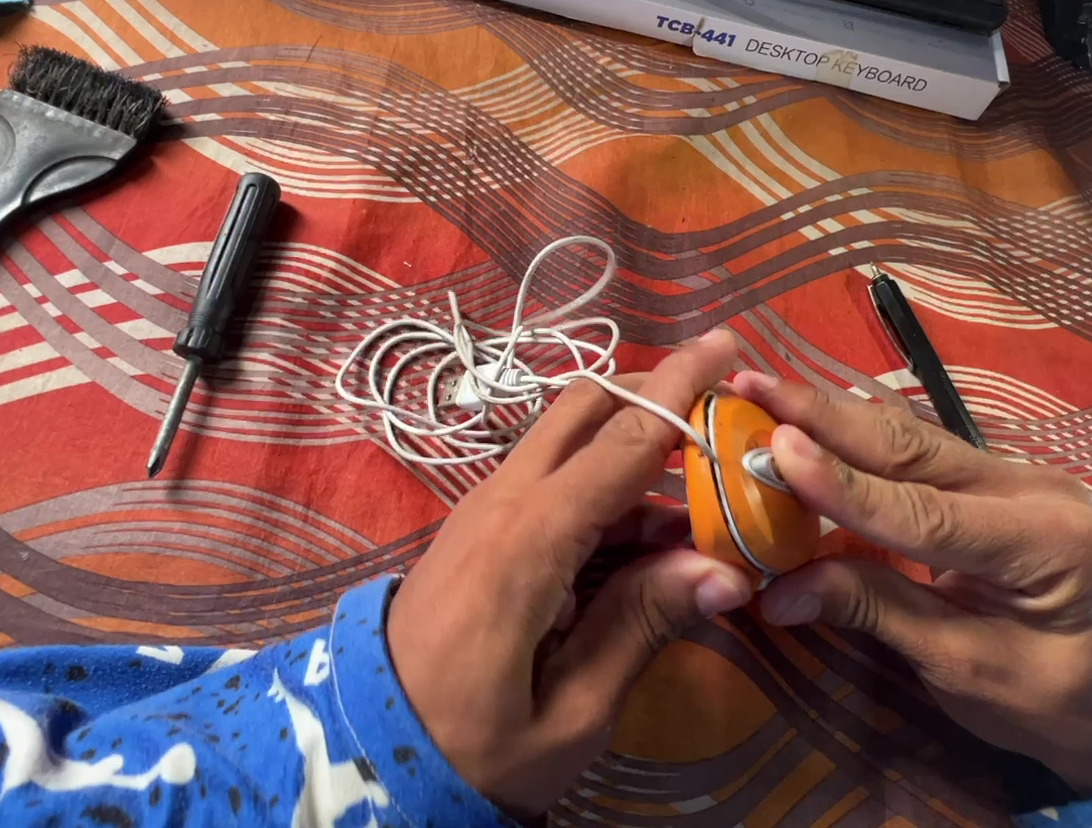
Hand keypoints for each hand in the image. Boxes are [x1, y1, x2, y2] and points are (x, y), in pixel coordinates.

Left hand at [386, 331, 756, 817]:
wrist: (364, 747)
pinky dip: (609, 483)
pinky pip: (555, 476)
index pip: (621, 440)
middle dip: (654, 393)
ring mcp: (489, 504)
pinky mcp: (485, 521)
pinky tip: (648, 537)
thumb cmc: (468, 746)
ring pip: (570, 436)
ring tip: (703, 503)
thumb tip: (726, 571)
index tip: (727, 345)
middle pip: (586, 406)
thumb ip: (642, 627)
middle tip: (721, 415)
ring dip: (636, 445)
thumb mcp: (570, 713)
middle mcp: (506, 498)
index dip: (680, 389)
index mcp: (529, 538)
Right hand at [735, 371, 1091, 795]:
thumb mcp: (964, 669)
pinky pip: (911, 450)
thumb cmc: (1052, 703)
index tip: (776, 446)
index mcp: (1046, 543)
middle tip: (750, 386)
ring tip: (763, 387)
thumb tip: (776, 592)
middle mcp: (1031, 486)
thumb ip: (875, 610)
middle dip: (821, 415)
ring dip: (828, 413)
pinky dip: (850, 434)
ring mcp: (1009, 472)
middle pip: (909, 446)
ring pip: (905, 436)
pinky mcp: (985, 474)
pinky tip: (805, 414)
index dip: (842, 484)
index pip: (924, 511)